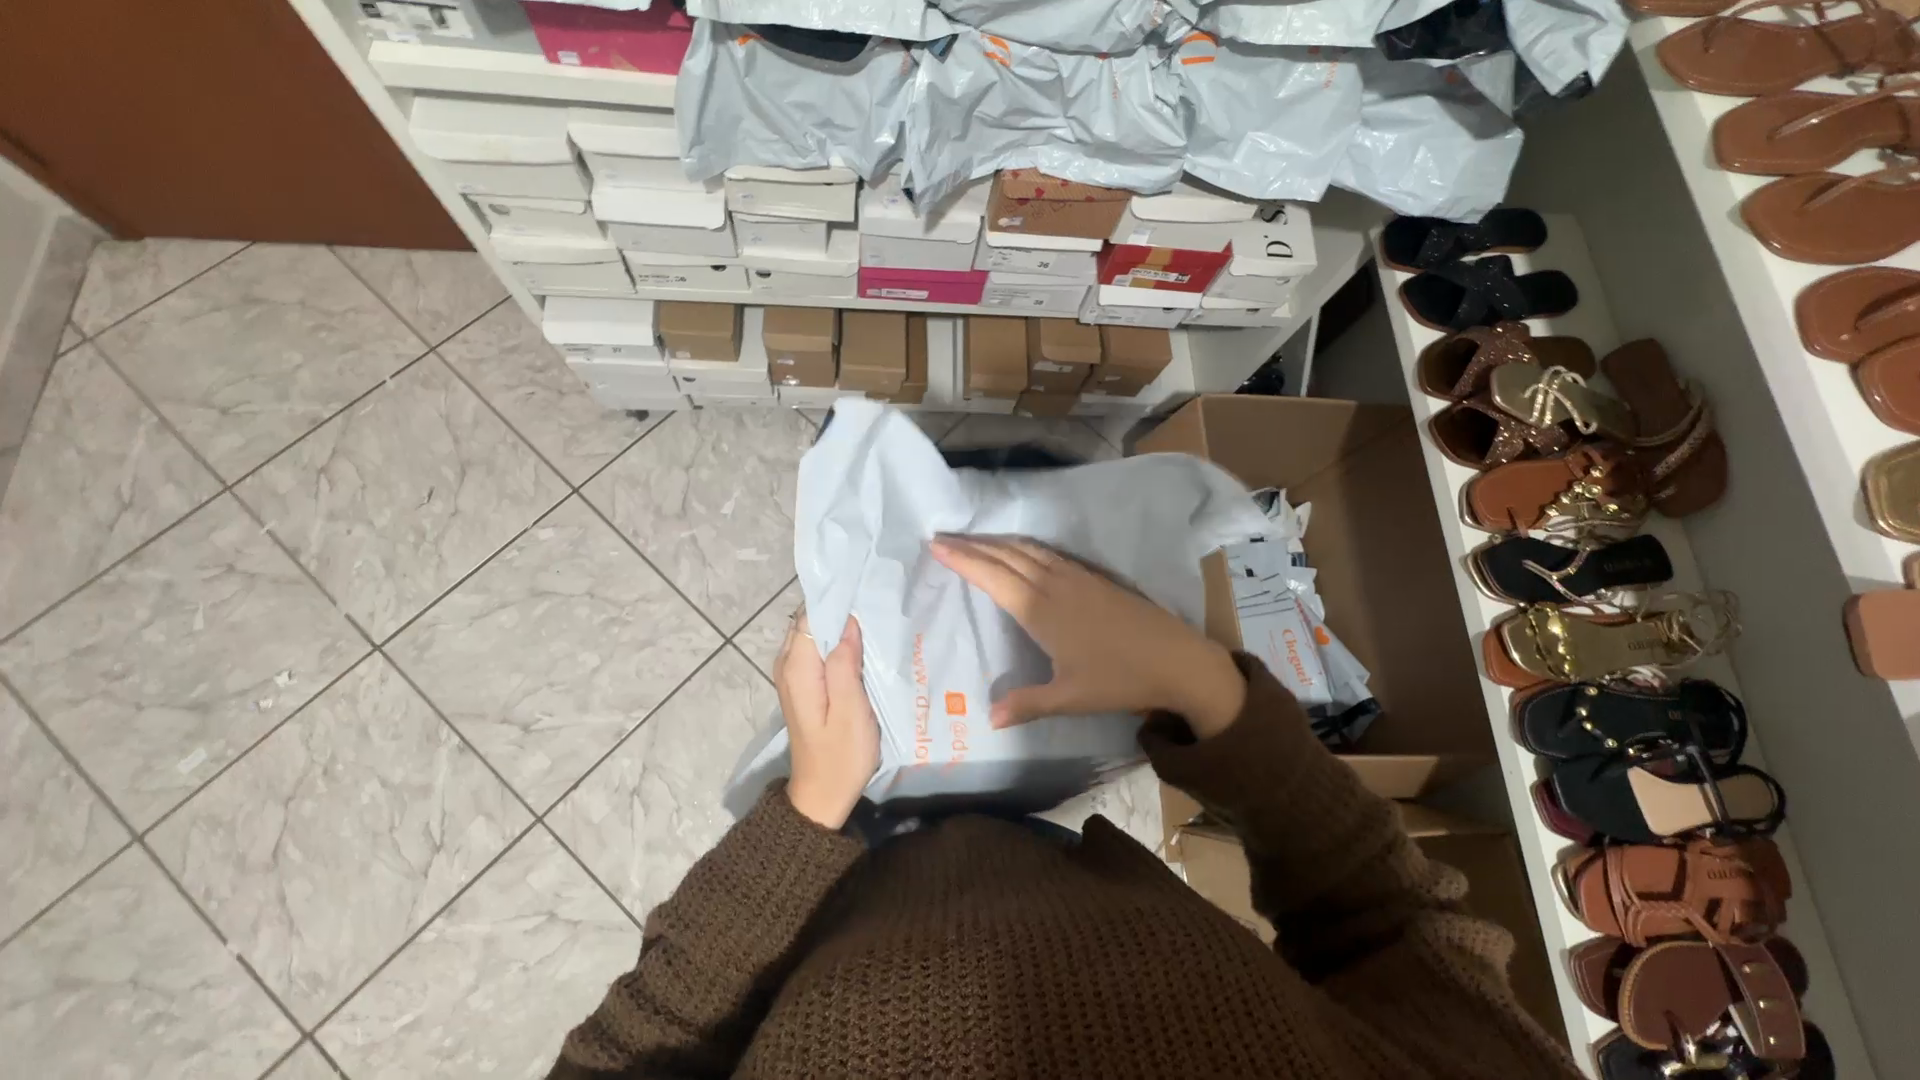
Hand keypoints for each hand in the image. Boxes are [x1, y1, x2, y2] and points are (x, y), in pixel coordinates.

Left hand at [774, 611, 880, 828]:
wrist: (822, 795)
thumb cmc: (841, 755)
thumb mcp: (850, 711)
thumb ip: (845, 665)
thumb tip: (847, 622)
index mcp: (797, 667)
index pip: (811, 614)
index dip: (836, 599)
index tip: (866, 589)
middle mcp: (787, 664)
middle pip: (810, 620)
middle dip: (838, 609)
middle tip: (876, 603)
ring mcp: (792, 674)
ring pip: (813, 633)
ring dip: (839, 625)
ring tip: (873, 619)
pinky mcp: (803, 684)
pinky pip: (816, 649)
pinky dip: (835, 642)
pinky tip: (860, 645)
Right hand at [930, 535, 1245, 737]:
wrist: (1178, 660)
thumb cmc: (1120, 679)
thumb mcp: (1070, 698)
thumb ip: (1027, 704)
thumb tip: (990, 718)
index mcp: (1041, 610)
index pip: (992, 576)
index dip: (962, 560)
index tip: (936, 544)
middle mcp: (1054, 585)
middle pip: (1006, 556)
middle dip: (972, 545)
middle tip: (943, 536)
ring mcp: (1077, 577)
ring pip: (1028, 550)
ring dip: (997, 542)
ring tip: (973, 540)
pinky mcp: (1095, 578)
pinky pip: (1049, 553)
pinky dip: (1025, 547)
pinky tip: (1022, 551)